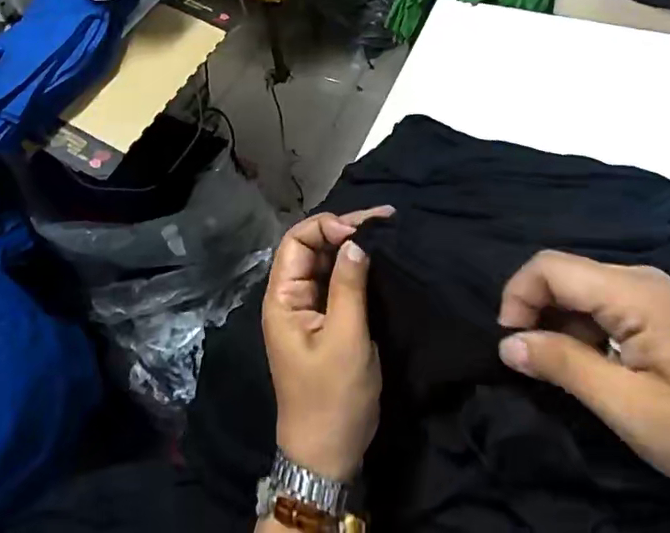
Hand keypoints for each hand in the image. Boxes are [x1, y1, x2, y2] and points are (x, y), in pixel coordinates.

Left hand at [263, 207, 393, 481]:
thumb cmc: (332, 396)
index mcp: (283, 300)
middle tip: (385, 217)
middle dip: (345, 227)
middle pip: (312, 246)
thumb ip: (349, 286)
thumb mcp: (345, 338)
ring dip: (353, 242)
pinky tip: (380, 255)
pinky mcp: (328, 319)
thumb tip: (356, 241)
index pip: (296, 242)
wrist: (329, 452)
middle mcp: (292, 298)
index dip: (326, 227)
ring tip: (387, 227)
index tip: (361, 233)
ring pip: (327, 260)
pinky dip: (357, 263)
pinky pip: (339, 279)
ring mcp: (310, 308)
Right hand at [496, 251, 669, 502]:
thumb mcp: (630, 408)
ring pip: (584, 291)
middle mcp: (641, 279)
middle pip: (566, 275)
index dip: (518, 297)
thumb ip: (566, 366)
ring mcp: (655, 294)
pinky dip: (586, 332)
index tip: (509, 348)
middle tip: (533, 368)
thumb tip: (508, 343)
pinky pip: (606, 306)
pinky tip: (595, 370)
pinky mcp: (662, 312)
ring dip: (561, 326)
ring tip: (564, 377)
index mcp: (634, 291)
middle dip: (536, 312)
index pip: (551, 266)